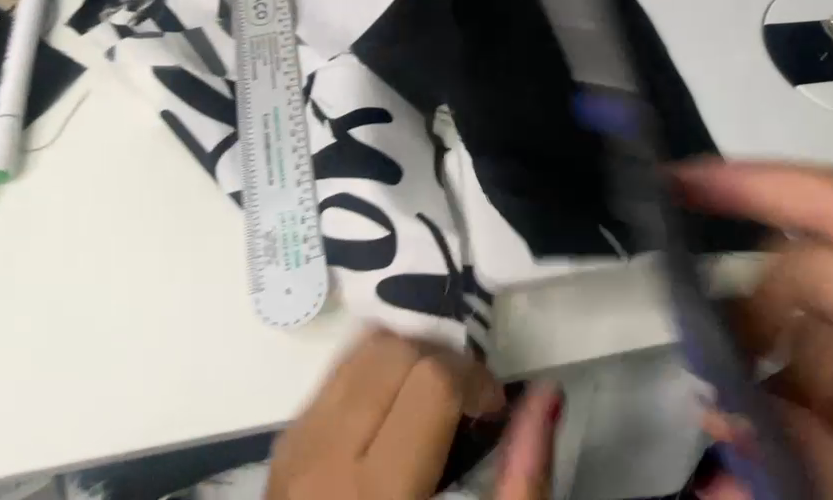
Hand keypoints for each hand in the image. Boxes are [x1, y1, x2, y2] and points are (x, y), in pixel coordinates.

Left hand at [267, 329, 562, 499]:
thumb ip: (523, 479)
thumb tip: (547, 395)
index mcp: (377, 493)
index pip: (431, 381)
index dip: (477, 382)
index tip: (494, 412)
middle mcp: (324, 457)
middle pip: (395, 351)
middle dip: (445, 363)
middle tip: (470, 404)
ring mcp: (296, 444)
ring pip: (362, 347)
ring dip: (410, 357)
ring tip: (436, 400)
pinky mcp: (285, 441)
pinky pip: (337, 370)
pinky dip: (376, 370)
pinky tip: (397, 409)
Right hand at [676, 161, 832, 499]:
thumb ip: (825, 464)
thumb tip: (720, 418)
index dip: (750, 186)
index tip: (668, 188)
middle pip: (817, 282)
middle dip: (746, 325)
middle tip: (694, 384)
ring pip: (827, 351)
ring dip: (772, 395)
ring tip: (731, 460)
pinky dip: (810, 436)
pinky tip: (772, 480)